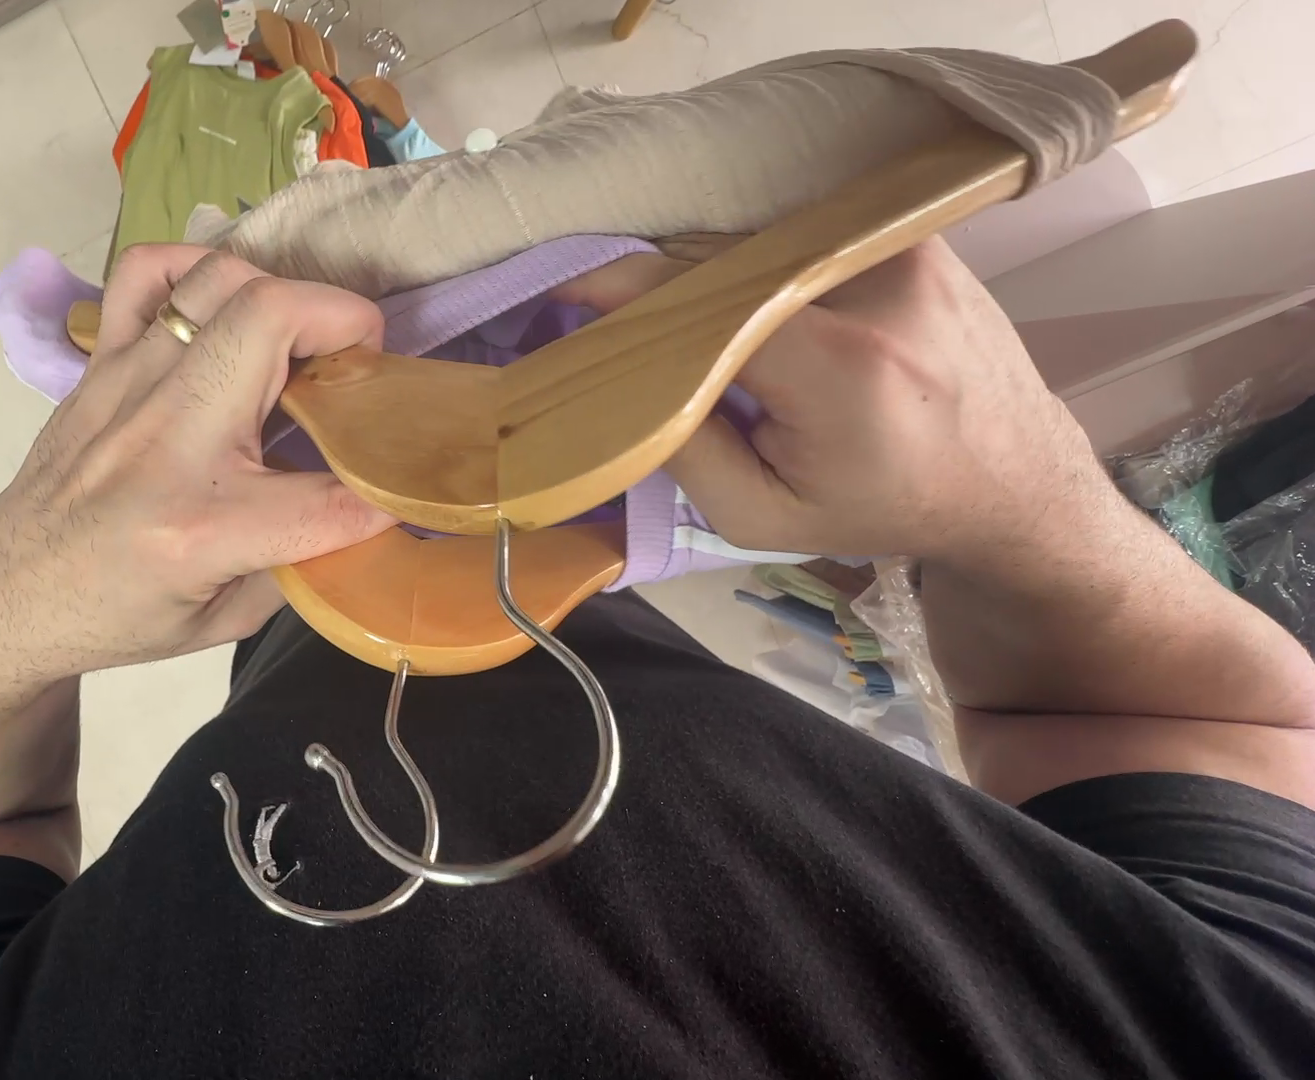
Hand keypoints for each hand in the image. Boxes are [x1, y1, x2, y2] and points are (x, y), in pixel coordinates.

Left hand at [0, 245, 395, 717]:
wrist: (12, 598)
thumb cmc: (121, 618)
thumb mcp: (227, 618)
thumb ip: (304, 559)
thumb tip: (360, 501)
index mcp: (202, 526)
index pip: (332, 494)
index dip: (389, 488)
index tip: (407, 480)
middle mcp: (165, 440)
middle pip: (273, 322)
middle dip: (346, 324)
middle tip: (358, 365)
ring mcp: (125, 388)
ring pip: (220, 280)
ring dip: (283, 296)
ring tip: (298, 343)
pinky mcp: (99, 367)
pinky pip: (147, 275)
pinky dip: (200, 270)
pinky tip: (223, 310)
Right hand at [570, 240, 1108, 563]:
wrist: (1013, 483)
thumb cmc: (878, 510)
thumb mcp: (759, 515)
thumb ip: (684, 453)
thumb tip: (620, 387)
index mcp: (840, 366)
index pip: (709, 298)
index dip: (630, 291)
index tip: (569, 292)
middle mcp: (879, 285)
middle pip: (726, 262)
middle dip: (655, 286)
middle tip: (606, 318)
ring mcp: (904, 250)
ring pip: (761, 244)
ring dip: (700, 276)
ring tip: (665, 315)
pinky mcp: (914, 240)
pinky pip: (801, 241)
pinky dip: (751, 267)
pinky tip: (733, 302)